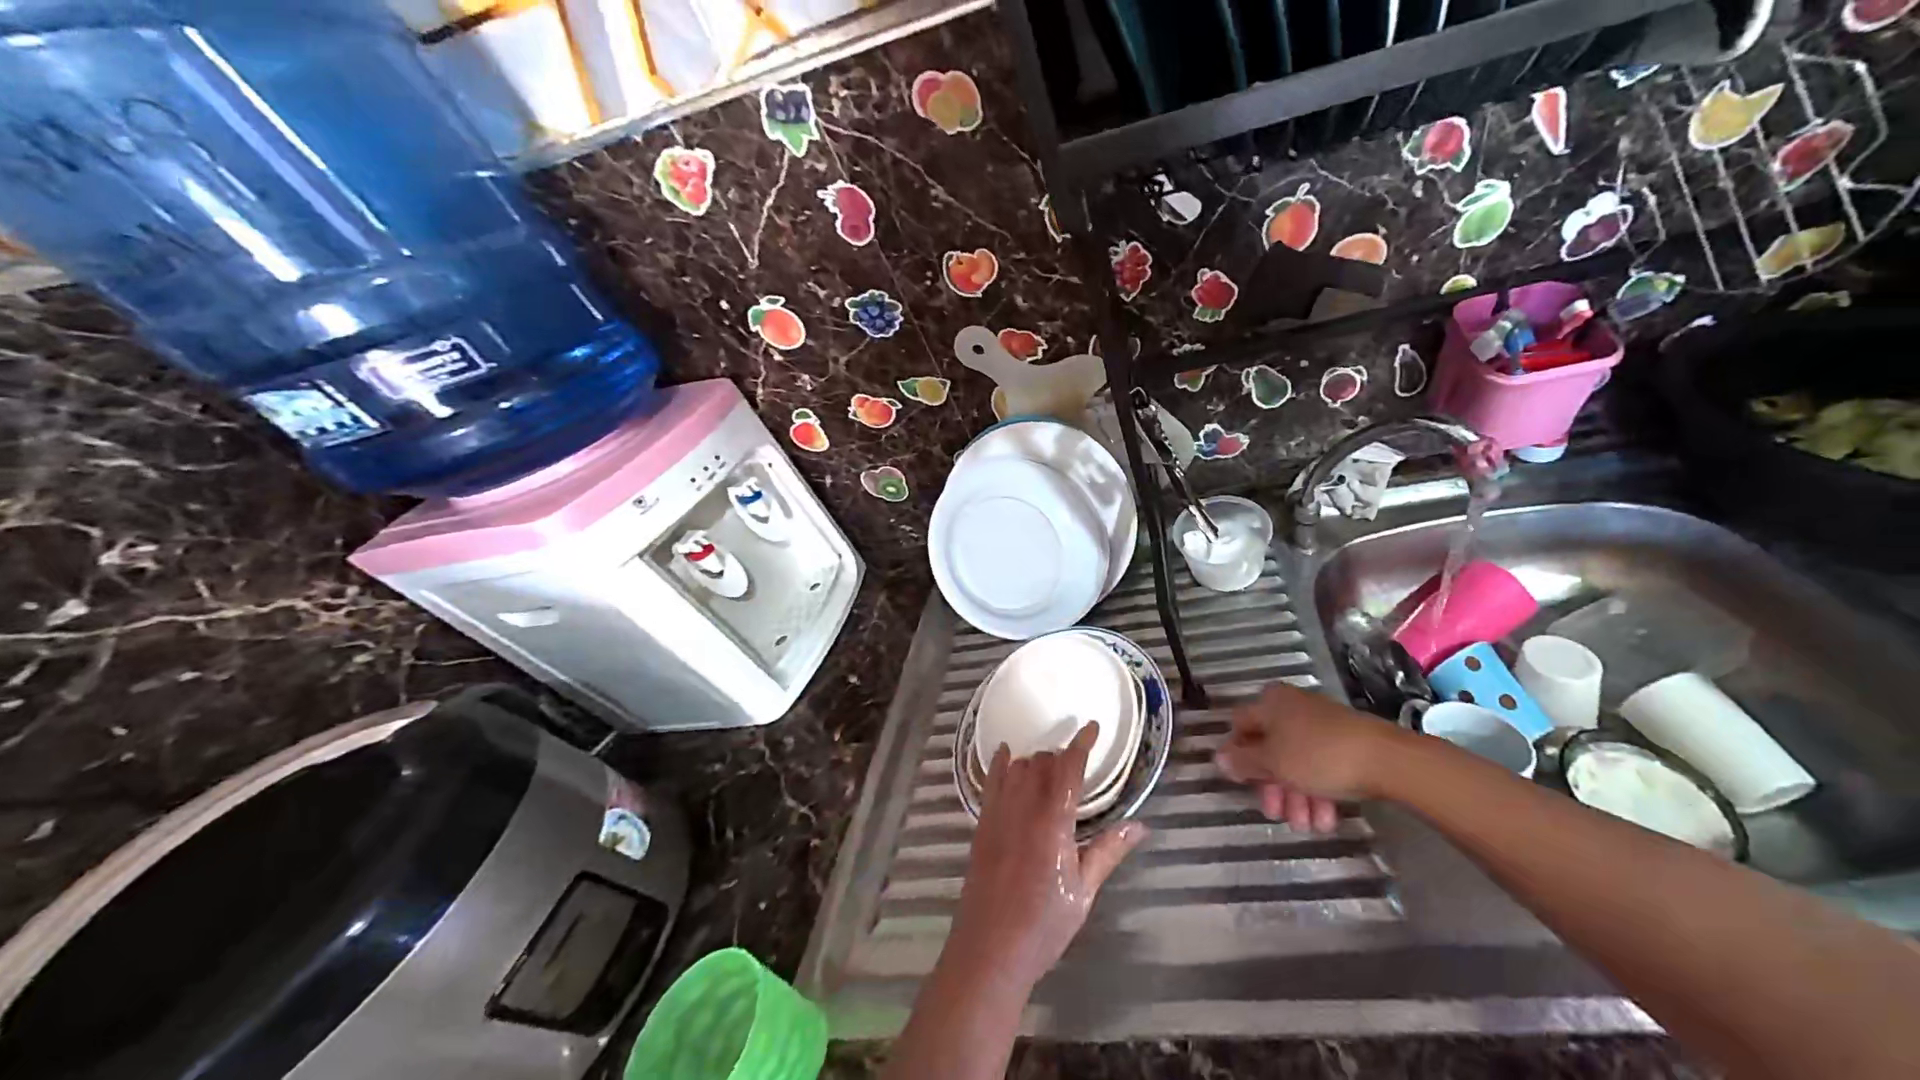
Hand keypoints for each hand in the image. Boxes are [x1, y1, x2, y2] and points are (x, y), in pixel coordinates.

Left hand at [948, 723, 1147, 994]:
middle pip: (1042, 764)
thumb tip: (1140, 825)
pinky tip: (1006, 755)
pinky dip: (1000, 764)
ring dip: (1036, 761)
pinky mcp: (981, 825)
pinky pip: (990, 782)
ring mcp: (998, 814)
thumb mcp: (1083, 891)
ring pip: (1017, 768)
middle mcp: (1023, 808)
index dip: (1081, 744)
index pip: (1069, 769)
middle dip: (1061, 756)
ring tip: (1050, 767)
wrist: (990, 949)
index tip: (1091, 727)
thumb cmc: (1044, 925)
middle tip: (1077, 764)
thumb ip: (1108, 851)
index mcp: (1053, 822)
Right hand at [1214, 682, 1406, 831]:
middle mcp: (1293, 707)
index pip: (1240, 726)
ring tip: (1309, 826)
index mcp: (1270, 703)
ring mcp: (1322, 724)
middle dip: (1273, 787)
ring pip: (1297, 761)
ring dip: (1297, 796)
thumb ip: (1243, 761)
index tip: (1242, 783)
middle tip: (1278, 814)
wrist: (1388, 760)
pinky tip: (1326, 819)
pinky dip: (1319, 791)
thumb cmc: (1318, 756)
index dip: (1237, 755)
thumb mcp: (1272, 763)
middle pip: (1270, 749)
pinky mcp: (1347, 742)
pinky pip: (1322, 765)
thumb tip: (1219, 757)